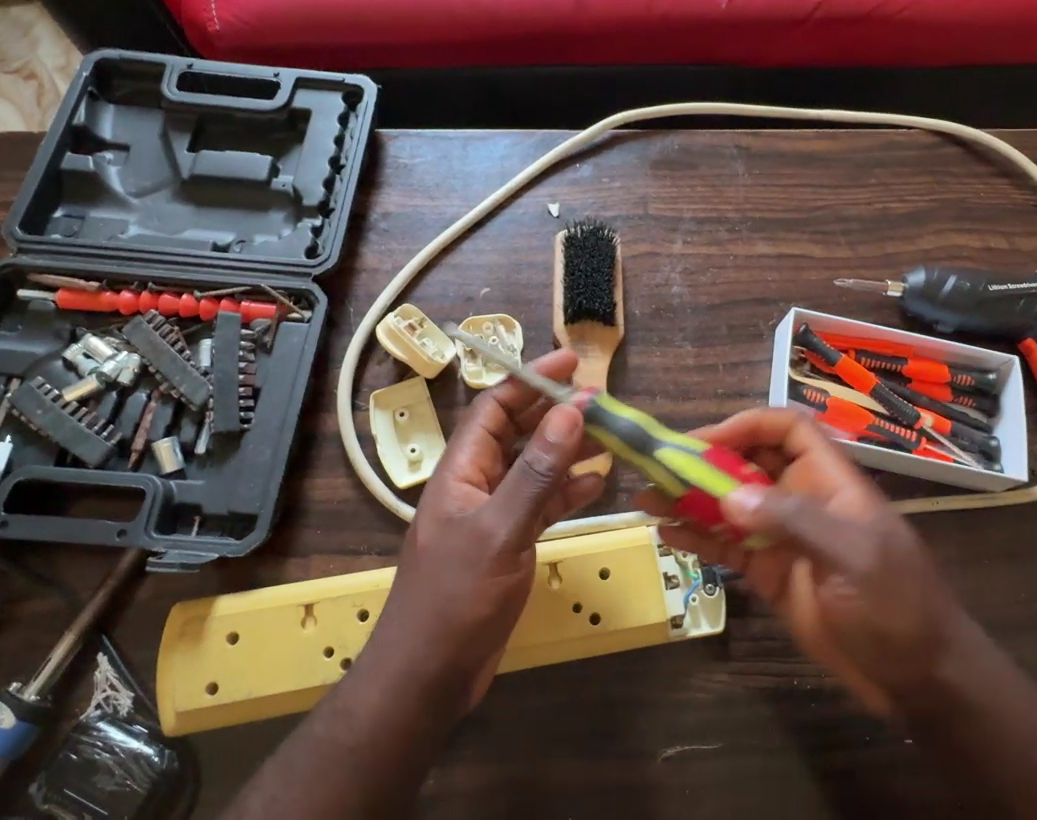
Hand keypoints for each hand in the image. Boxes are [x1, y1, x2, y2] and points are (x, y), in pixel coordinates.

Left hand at [368, 349, 605, 710]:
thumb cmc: (456, 598)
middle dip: (553, 411)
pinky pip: (539, 505)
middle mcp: (475, 485)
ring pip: (533, 469)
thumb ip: (536, 473)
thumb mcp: (500, 530)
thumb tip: (570, 410)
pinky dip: (566, 491)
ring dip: (566, 450)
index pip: (495, 408)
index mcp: (461, 471)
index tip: (571, 361)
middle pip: (517, 433)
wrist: (429, 675)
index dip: (529, 379)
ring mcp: (491, 517)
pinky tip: (596, 482)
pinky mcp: (507, 546)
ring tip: (608, 435)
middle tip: (599, 397)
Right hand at [636, 408, 970, 717]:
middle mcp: (803, 501)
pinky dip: (698, 538)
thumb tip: (729, 495)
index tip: (702, 443)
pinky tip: (666, 535)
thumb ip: (793, 520)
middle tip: (657, 468)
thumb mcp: (851, 557)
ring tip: (646, 500)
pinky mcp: (772, 574)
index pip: (788, 429)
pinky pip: (728, 547)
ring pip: (731, 504)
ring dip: (690, 500)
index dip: (745, 426)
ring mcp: (785, 538)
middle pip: (750, 463)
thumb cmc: (897, 607)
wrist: (919, 678)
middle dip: (705, 462)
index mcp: (830, 482)